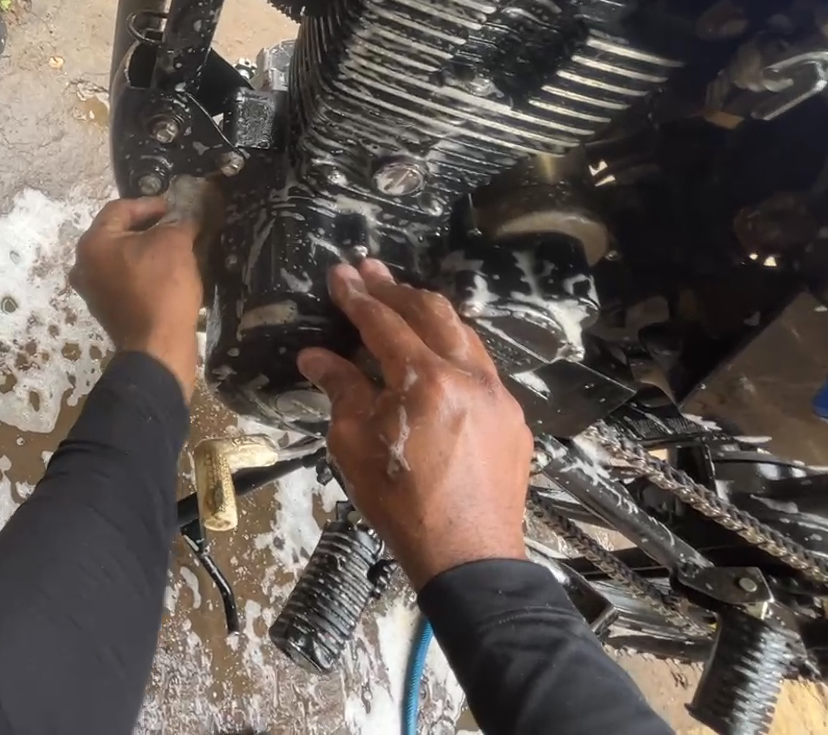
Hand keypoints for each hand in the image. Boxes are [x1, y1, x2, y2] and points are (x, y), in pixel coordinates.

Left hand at [69, 195, 204, 398]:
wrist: (157, 347)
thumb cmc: (161, 288)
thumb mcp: (174, 244)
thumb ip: (177, 222)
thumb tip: (184, 214)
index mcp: (92, 243)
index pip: (120, 209)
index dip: (150, 204)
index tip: (175, 208)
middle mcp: (83, 264)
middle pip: (117, 233)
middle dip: (148, 227)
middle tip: (176, 226)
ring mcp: (91, 289)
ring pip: (120, 257)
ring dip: (146, 250)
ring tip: (175, 248)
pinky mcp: (105, 308)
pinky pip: (123, 279)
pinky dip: (142, 271)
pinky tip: (166, 273)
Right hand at [298, 259, 531, 586]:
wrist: (470, 557)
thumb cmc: (400, 499)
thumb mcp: (353, 442)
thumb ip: (340, 389)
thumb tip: (315, 356)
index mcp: (424, 380)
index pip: (383, 323)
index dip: (357, 296)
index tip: (339, 272)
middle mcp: (468, 376)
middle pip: (431, 312)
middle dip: (395, 288)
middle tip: (369, 269)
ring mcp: (498, 395)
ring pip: (463, 333)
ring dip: (426, 311)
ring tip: (400, 298)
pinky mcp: (512, 416)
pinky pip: (478, 363)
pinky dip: (450, 343)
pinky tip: (433, 349)